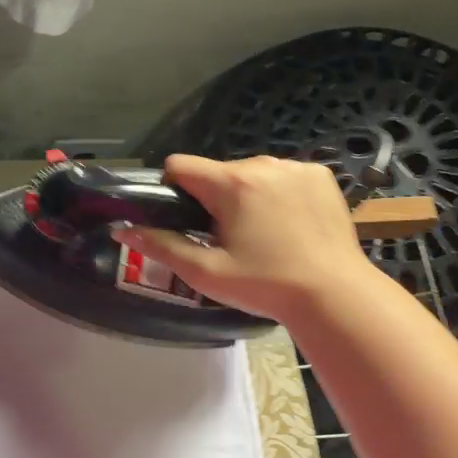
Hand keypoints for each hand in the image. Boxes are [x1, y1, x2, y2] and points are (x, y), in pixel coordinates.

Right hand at [112, 153, 381, 320]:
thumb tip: (123, 230)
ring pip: (251, 173)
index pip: (180, 165)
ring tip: (259, 233)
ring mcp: (296, 168)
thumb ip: (161, 246)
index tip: (182, 218)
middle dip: (213, 197)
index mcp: (231, 184)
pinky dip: (277, 194)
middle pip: (217, 171)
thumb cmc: (264, 285)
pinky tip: (286, 225)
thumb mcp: (204, 272)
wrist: (333, 293)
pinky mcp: (321, 176)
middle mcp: (263, 164)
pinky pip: (283, 177)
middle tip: (224, 238)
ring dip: (245, 195)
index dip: (172, 189)